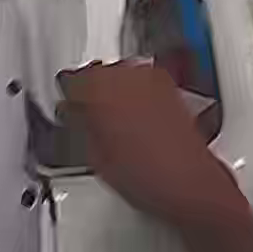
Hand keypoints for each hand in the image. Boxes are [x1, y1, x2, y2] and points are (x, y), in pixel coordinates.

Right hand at [57, 61, 245, 235]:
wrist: (186, 179)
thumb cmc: (145, 173)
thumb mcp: (95, 155)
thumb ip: (81, 124)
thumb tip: (75, 114)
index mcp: (99, 88)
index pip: (71, 79)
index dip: (66, 94)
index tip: (66, 105)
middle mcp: (126, 75)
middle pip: (96, 71)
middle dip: (89, 89)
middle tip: (85, 112)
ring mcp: (149, 77)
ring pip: (120, 72)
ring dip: (112, 88)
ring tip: (111, 117)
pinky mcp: (167, 84)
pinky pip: (140, 79)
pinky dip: (133, 90)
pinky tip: (133, 114)